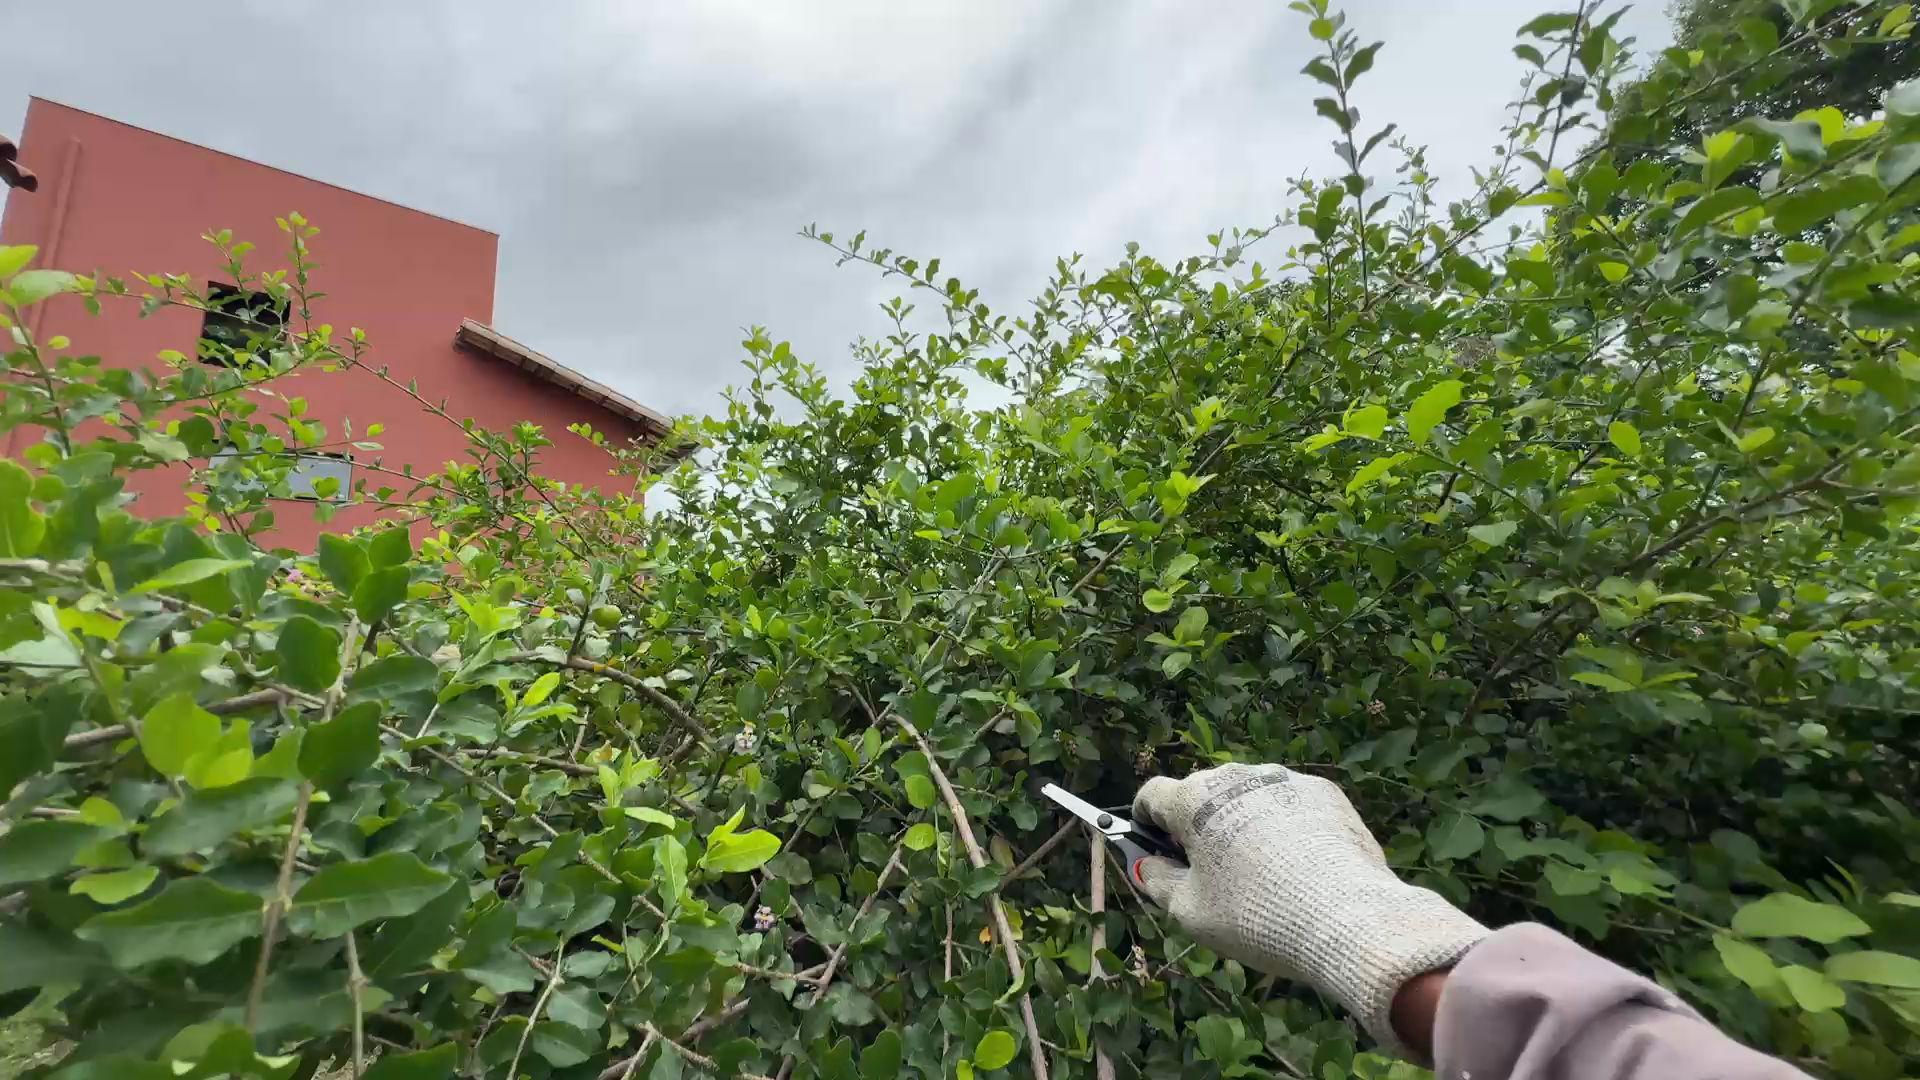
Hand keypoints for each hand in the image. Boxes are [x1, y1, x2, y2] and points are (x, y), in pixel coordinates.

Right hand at [1132, 763, 1486, 1051]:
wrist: (1350, 922)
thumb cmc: (1256, 917)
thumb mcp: (1191, 913)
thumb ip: (1157, 882)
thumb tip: (1147, 865)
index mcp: (1192, 799)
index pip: (1152, 795)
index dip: (1147, 821)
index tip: (1157, 847)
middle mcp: (1233, 776)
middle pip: (1200, 795)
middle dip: (1197, 824)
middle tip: (1212, 870)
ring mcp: (1280, 779)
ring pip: (1246, 796)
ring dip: (1241, 821)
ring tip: (1263, 870)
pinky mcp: (1322, 791)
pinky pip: (1288, 803)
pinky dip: (1284, 825)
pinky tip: (1300, 865)